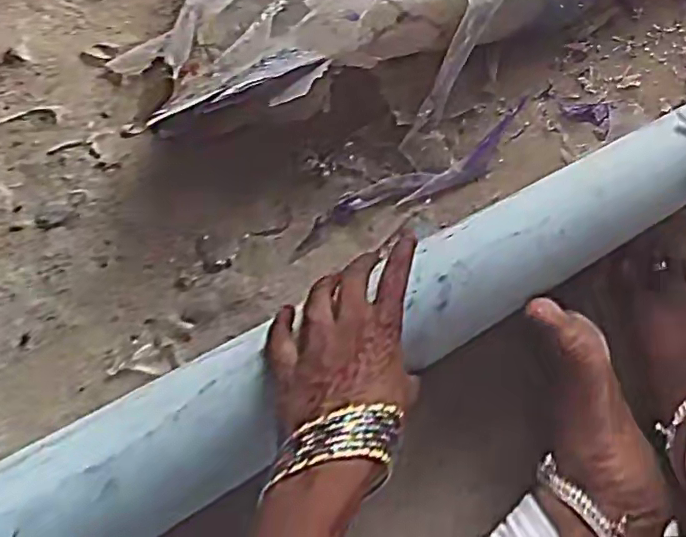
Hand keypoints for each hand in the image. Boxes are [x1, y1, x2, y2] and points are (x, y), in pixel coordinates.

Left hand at [266, 232, 420, 438]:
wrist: (338, 447)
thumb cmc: (377, 419)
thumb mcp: (405, 387)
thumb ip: (402, 371)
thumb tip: (403, 378)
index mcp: (383, 327)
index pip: (395, 278)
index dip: (401, 254)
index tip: (404, 239)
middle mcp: (349, 326)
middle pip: (352, 279)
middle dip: (360, 263)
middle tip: (366, 258)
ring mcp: (315, 344)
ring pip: (316, 299)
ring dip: (324, 285)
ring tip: (330, 278)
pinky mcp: (288, 367)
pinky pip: (280, 337)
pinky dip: (282, 321)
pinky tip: (284, 312)